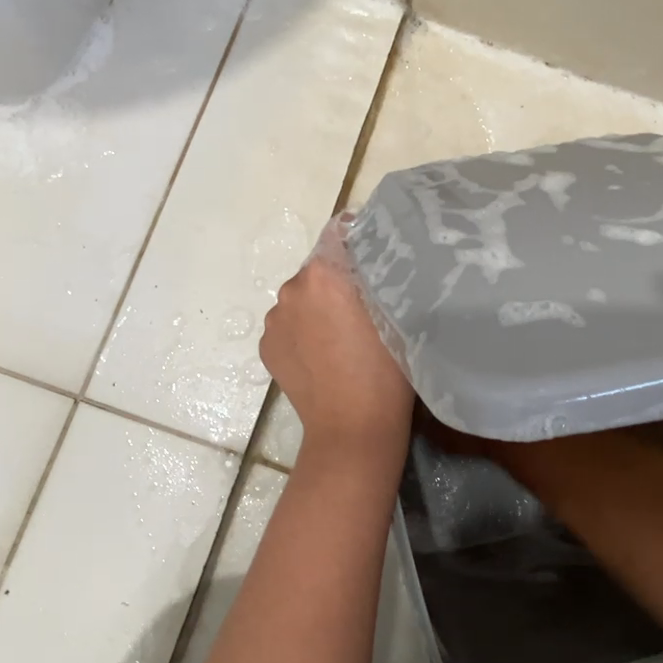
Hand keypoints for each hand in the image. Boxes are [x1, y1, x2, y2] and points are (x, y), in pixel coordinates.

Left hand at [260, 217, 414, 461]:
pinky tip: (323, 358)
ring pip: (301, 301)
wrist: (352, 426)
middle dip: (337, 283)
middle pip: (318, 271)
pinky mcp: (266, 347)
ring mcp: (274, 320)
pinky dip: (302, 335)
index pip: (339, 236)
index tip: (375, 261)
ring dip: (317, 310)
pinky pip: (288, 327)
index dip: (359, 244)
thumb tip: (369, 258)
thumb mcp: (396, 311)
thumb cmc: (386, 368)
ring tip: (342, 340)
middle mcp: (292, 288)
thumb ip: (379, 277)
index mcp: (324, 272)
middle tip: (363, 311)